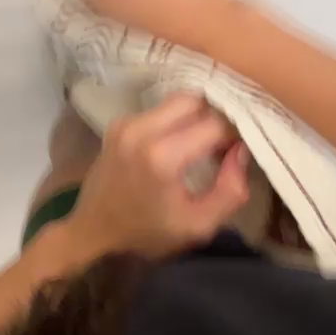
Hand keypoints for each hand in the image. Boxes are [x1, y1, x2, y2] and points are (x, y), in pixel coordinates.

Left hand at [59, 93, 251, 258]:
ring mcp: (126, 122)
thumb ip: (230, 190)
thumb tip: (241, 150)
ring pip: (176, 100)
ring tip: (203, 142)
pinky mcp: (118, 123)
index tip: (239, 150)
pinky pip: (158, 109)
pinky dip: (175, 119)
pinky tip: (180, 142)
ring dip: (195, 116)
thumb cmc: (147, 234)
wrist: (94, 233)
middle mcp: (141, 130)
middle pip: (194, 100)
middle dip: (214, 116)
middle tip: (223, 142)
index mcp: (162, 156)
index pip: (214, 124)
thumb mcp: (198, 225)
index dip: (234, 134)